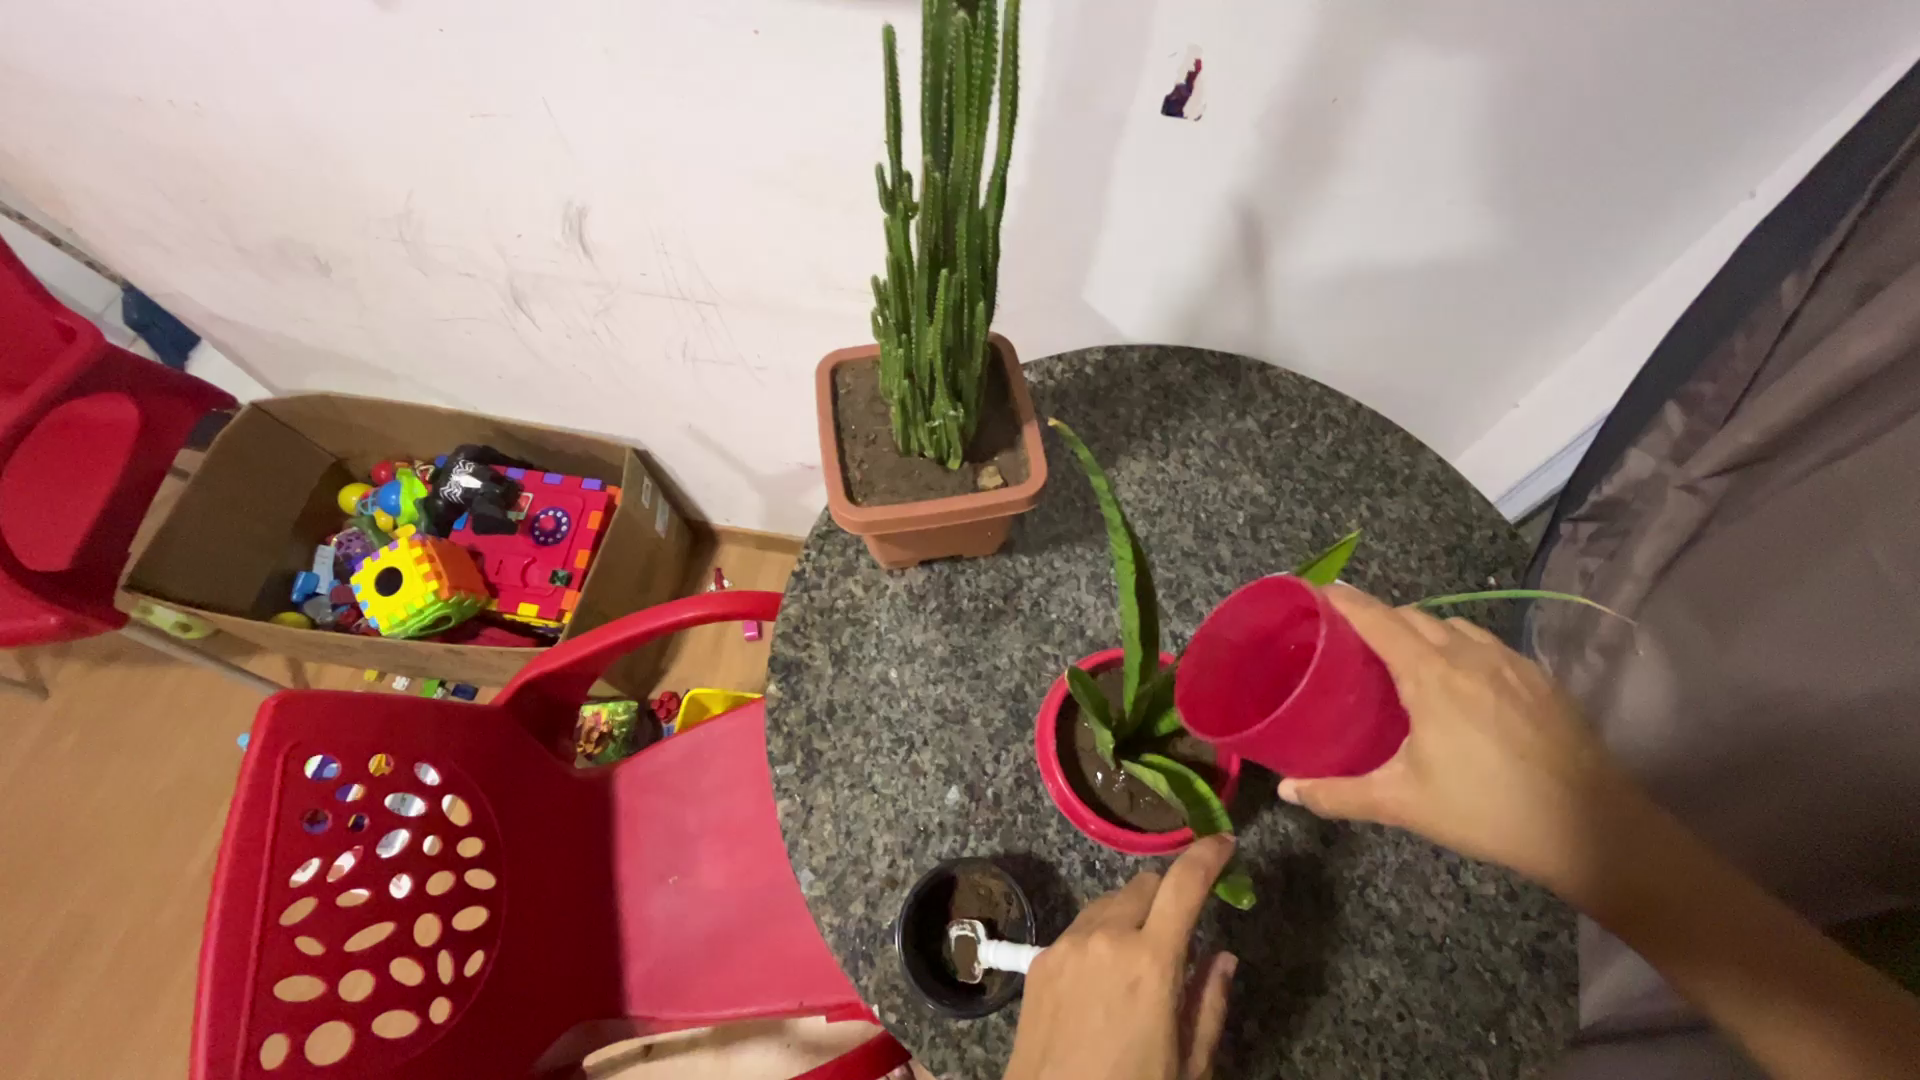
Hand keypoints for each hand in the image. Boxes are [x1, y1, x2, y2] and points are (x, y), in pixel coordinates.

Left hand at [1003, 835, 1238, 1079]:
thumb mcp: (1189, 1065)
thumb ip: (1209, 1003)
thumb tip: (1222, 956)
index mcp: (1151, 962)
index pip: (1184, 886)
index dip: (1207, 856)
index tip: (1224, 842)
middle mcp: (1106, 937)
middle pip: (1146, 885)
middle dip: (1170, 897)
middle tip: (1180, 935)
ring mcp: (1067, 944)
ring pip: (1110, 903)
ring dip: (1133, 915)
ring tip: (1139, 964)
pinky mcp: (1041, 959)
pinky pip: (1080, 928)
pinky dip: (1101, 936)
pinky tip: (1102, 981)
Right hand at [1278, 586, 1636, 893]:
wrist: (1595, 831)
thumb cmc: (1487, 811)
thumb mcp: (1402, 804)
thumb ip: (1337, 794)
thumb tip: (1288, 790)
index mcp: (1430, 674)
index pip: (1375, 617)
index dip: (1341, 600)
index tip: (1313, 594)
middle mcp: (1469, 654)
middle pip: (1411, 615)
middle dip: (1375, 617)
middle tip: (1347, 641)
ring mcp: (1510, 663)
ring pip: (1452, 625)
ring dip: (1419, 630)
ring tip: (1400, 660)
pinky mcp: (1540, 679)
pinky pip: (1485, 644)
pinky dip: (1457, 647)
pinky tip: (1457, 683)